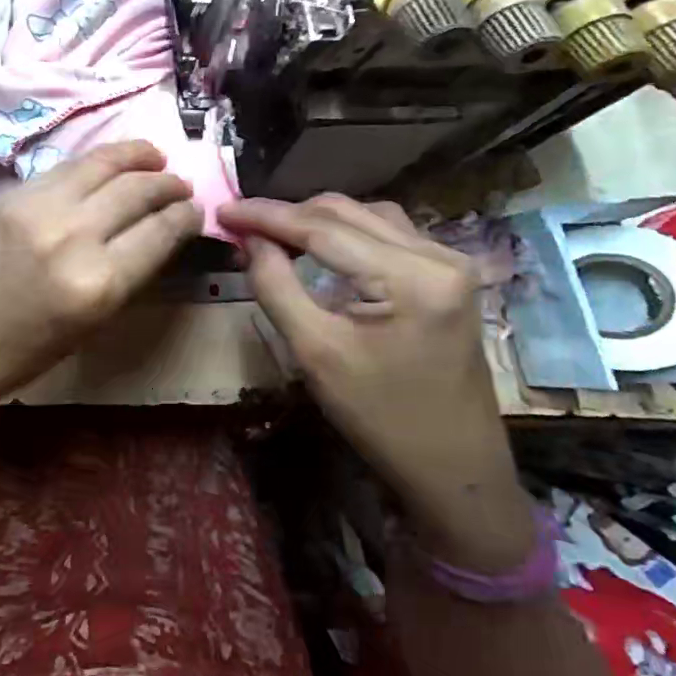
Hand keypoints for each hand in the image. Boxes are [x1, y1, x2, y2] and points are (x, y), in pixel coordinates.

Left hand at [0, 140, 201, 431]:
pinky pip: (65, 168)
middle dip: (168, 185)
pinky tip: (110, 162)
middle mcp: (73, 236)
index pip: (160, 232)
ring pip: (102, 165)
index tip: (196, 211)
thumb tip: (157, 235)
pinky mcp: (11, 195)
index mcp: (99, 283)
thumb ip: (127, 275)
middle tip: (181, 186)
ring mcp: (38, 209)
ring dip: (136, 157)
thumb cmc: (23, 353)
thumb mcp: (91, 325)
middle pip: (136, 191)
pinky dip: (96, 161)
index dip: (186, 217)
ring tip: (155, 157)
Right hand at [218, 195, 535, 571]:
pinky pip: (385, 234)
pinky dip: (343, 233)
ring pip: (366, 217)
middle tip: (240, 223)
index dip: (267, 215)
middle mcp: (439, 255)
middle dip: (288, 214)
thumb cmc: (380, 418)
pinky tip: (316, 244)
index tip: (223, 210)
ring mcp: (449, 262)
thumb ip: (276, 286)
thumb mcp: (315, 353)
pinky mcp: (446, 275)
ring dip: (315, 220)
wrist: (452, 466)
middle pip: (347, 213)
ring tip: (271, 232)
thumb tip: (250, 239)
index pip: (324, 228)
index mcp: (413, 277)